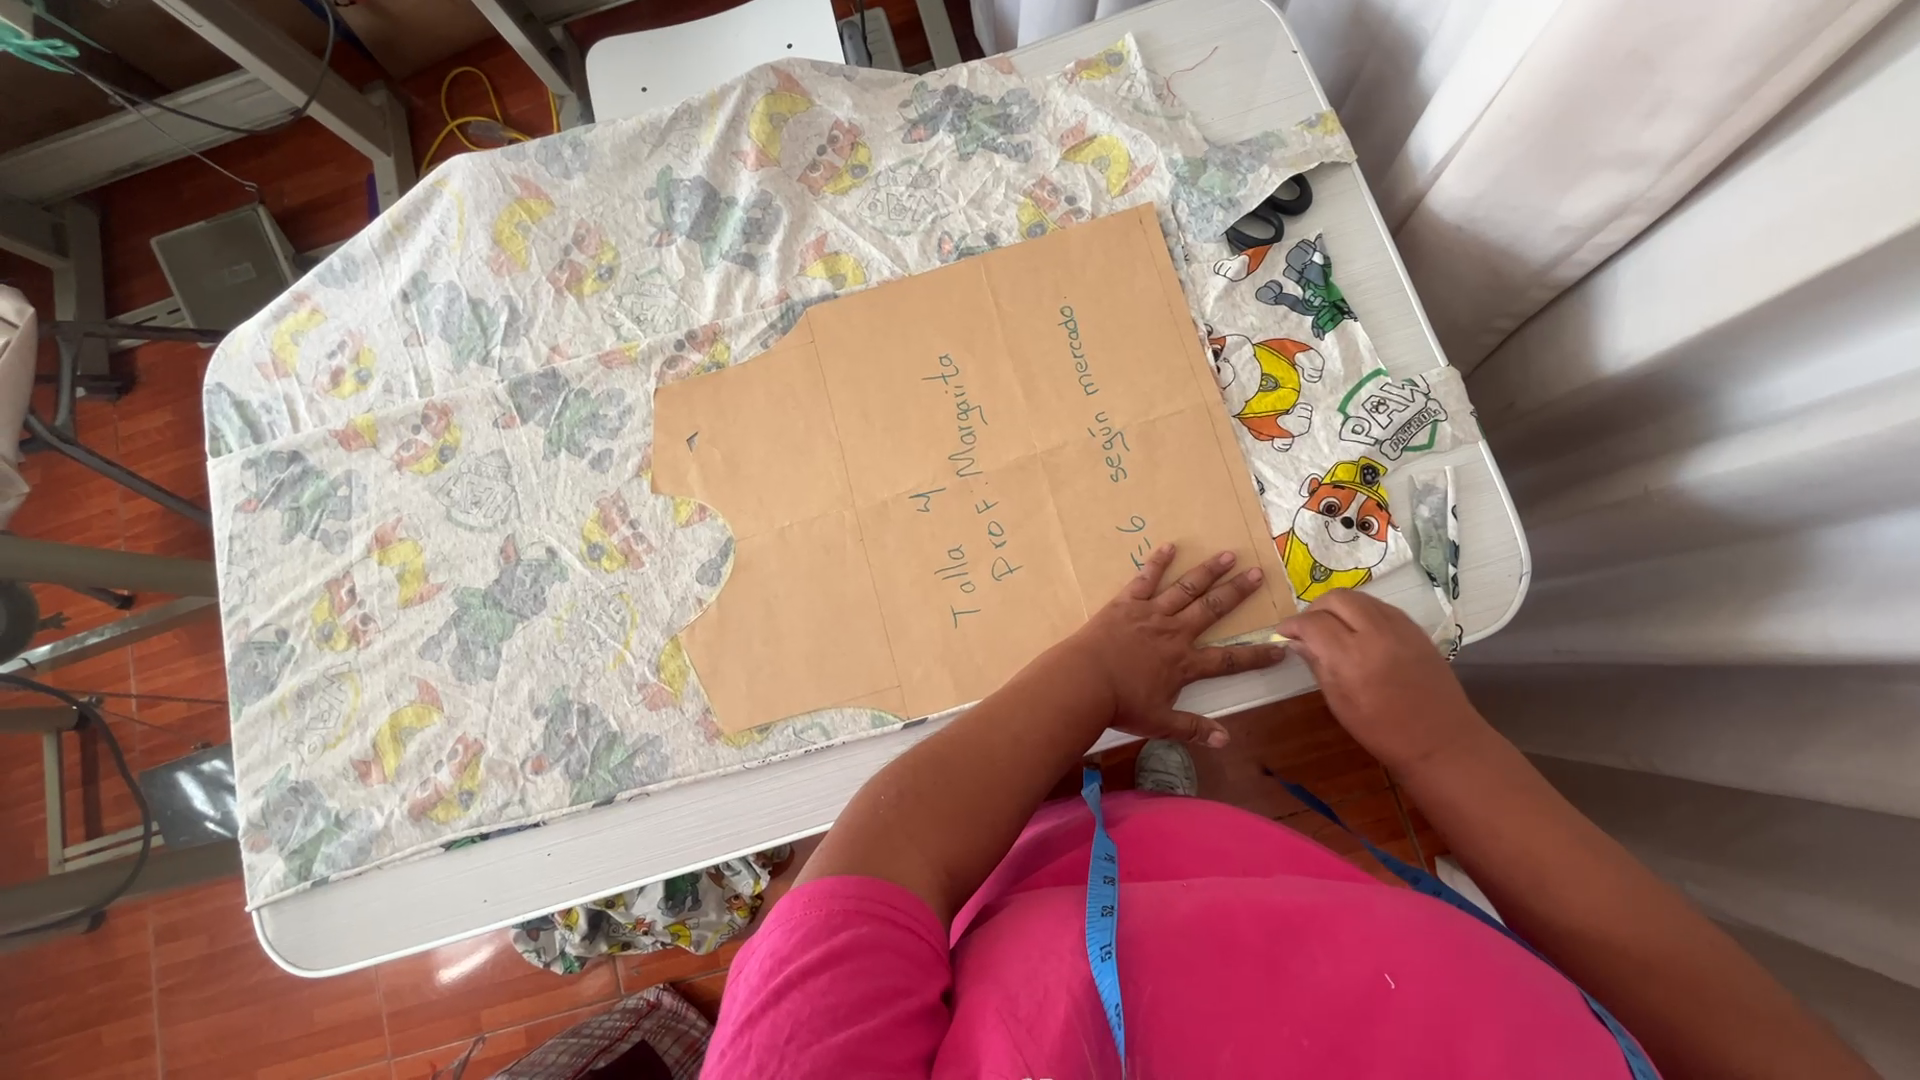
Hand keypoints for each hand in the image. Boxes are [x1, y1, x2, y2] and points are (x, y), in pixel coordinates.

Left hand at [1045, 543, 1284, 746]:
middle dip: (1237, 592)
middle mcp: (1174, 633)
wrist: (1083, 681)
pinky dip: (1157, 562)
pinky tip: (1169, 547)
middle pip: (1212, 610)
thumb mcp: (1159, 723)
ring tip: (1228, 555)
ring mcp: (1150, 614)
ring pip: (1186, 588)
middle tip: (1257, 574)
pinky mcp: (1126, 603)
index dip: (1257, 655)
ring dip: (1208, 571)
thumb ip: (1192, 729)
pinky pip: (1145, 579)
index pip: (1229, 660)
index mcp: (1184, 663)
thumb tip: (1225, 740)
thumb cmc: (1120, 704)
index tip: (1281, 647)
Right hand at [1276, 589, 1489, 771]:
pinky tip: (1359, 630)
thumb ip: (1317, 666)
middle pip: (1336, 599)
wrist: (1442, 740)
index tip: (1284, 633)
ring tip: (1331, 627)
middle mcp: (1376, 634)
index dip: (1292, 625)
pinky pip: (1381, 606)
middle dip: (1314, 609)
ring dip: (1338, 606)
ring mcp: (1400, 628)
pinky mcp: (1416, 630)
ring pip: (1359, 597)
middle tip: (1307, 628)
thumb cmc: (1383, 731)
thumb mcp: (1339, 704)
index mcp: (1352, 657)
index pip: (1312, 623)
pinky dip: (1362, 611)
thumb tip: (1298, 643)